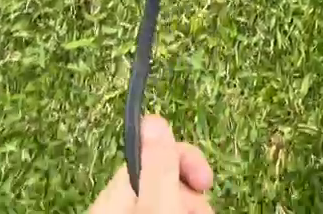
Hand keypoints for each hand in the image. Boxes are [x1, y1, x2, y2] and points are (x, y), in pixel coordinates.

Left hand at [89, 116, 214, 213]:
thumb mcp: (158, 202)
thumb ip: (158, 163)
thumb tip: (153, 117)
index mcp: (115, 191)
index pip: (154, 154)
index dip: (186, 159)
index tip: (207, 180)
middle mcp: (116, 202)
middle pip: (162, 176)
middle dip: (190, 188)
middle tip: (203, 209)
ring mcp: (124, 213)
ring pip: (165, 195)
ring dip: (189, 203)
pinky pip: (161, 208)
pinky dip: (179, 210)